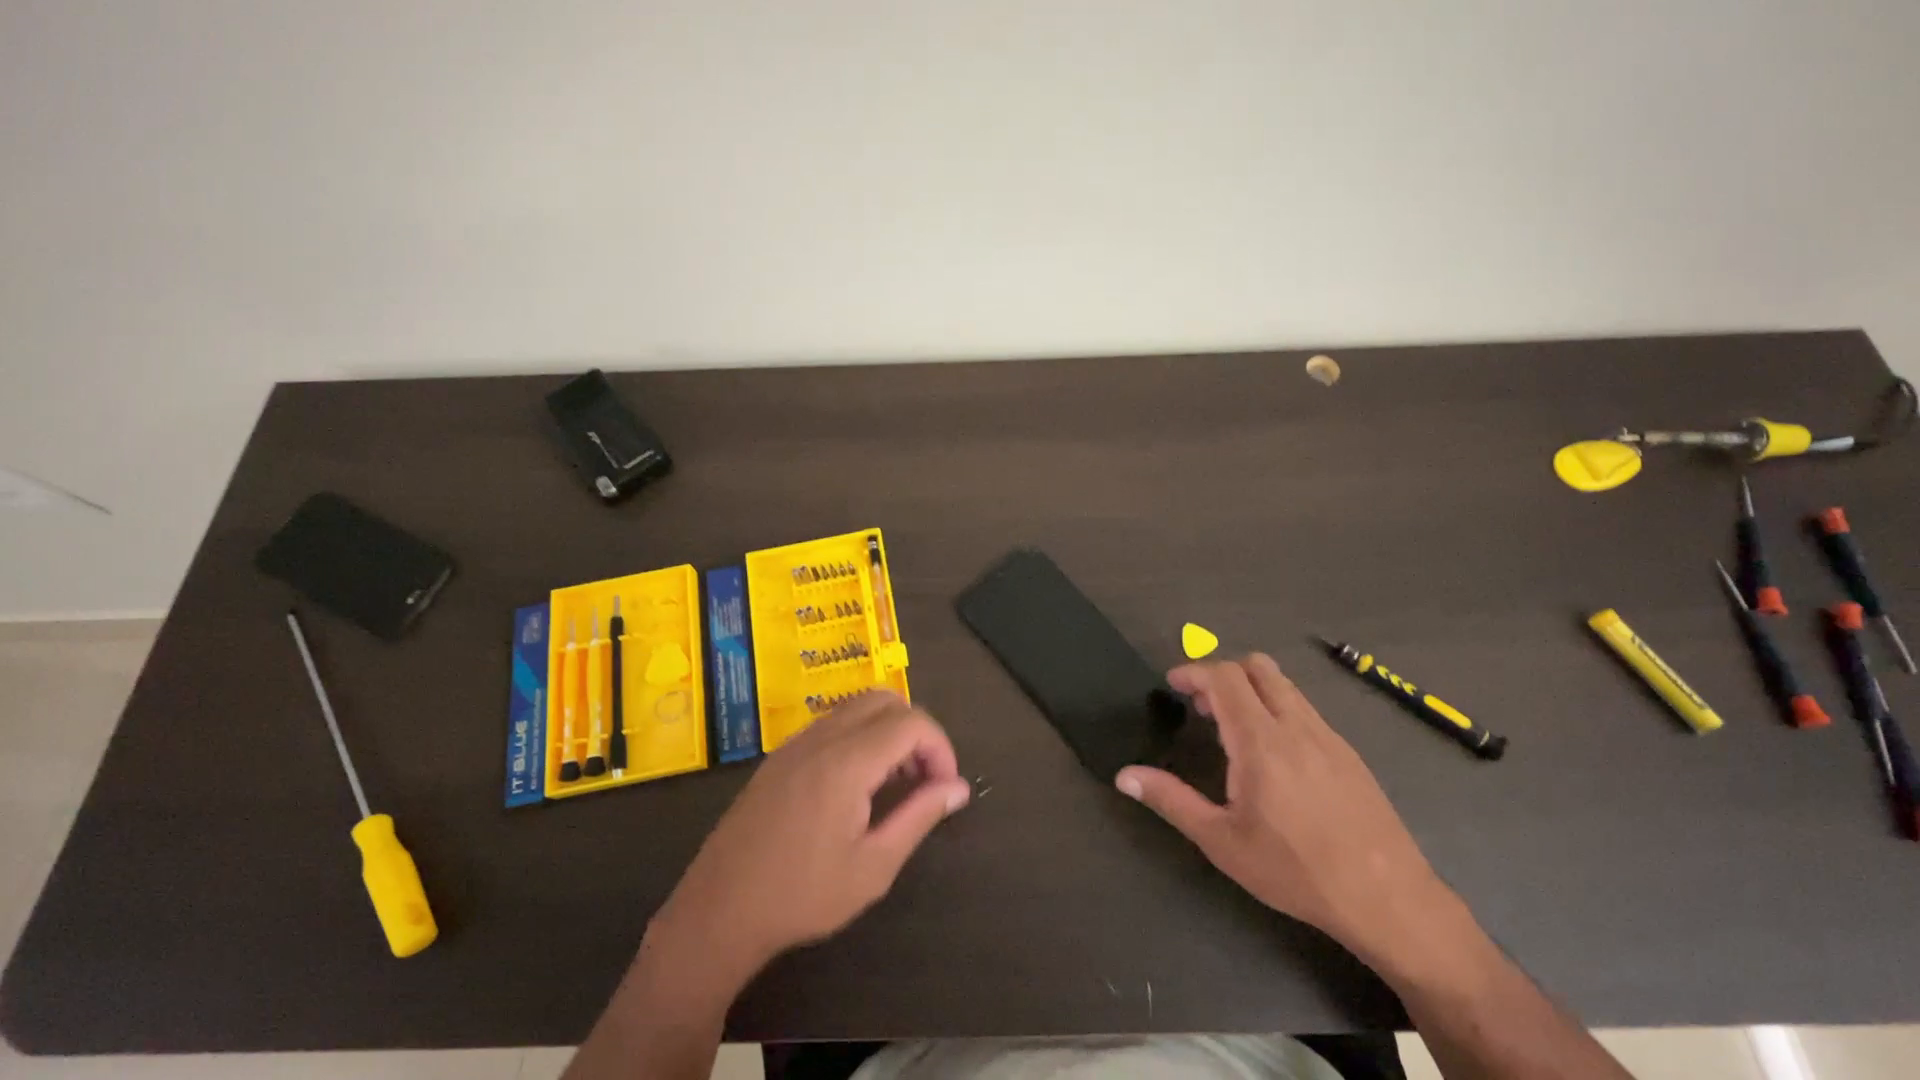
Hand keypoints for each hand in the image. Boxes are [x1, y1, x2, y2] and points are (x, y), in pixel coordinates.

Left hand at [650, 691, 970, 978]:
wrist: (718, 911)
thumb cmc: (802, 896)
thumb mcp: (873, 865)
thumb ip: (919, 816)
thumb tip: (958, 787)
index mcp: (846, 762)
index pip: (911, 722)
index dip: (941, 748)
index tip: (946, 789)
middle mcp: (820, 739)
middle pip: (884, 700)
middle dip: (916, 731)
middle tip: (924, 780)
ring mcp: (793, 746)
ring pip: (855, 707)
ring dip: (887, 731)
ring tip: (895, 784)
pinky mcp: (777, 759)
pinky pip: (830, 725)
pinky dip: (858, 737)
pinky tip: (857, 786)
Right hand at [1115, 654, 1462, 966]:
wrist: (1385, 896)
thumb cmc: (1294, 870)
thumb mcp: (1222, 841)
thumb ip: (1171, 800)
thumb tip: (1124, 776)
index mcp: (1261, 741)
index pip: (1224, 678)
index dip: (1193, 672)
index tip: (1172, 685)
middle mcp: (1297, 726)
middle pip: (1258, 668)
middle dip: (1222, 673)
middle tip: (1200, 705)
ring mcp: (1329, 737)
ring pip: (1286, 686)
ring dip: (1253, 689)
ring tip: (1232, 728)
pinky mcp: (1349, 754)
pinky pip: (1307, 711)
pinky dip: (1279, 710)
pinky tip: (1273, 756)